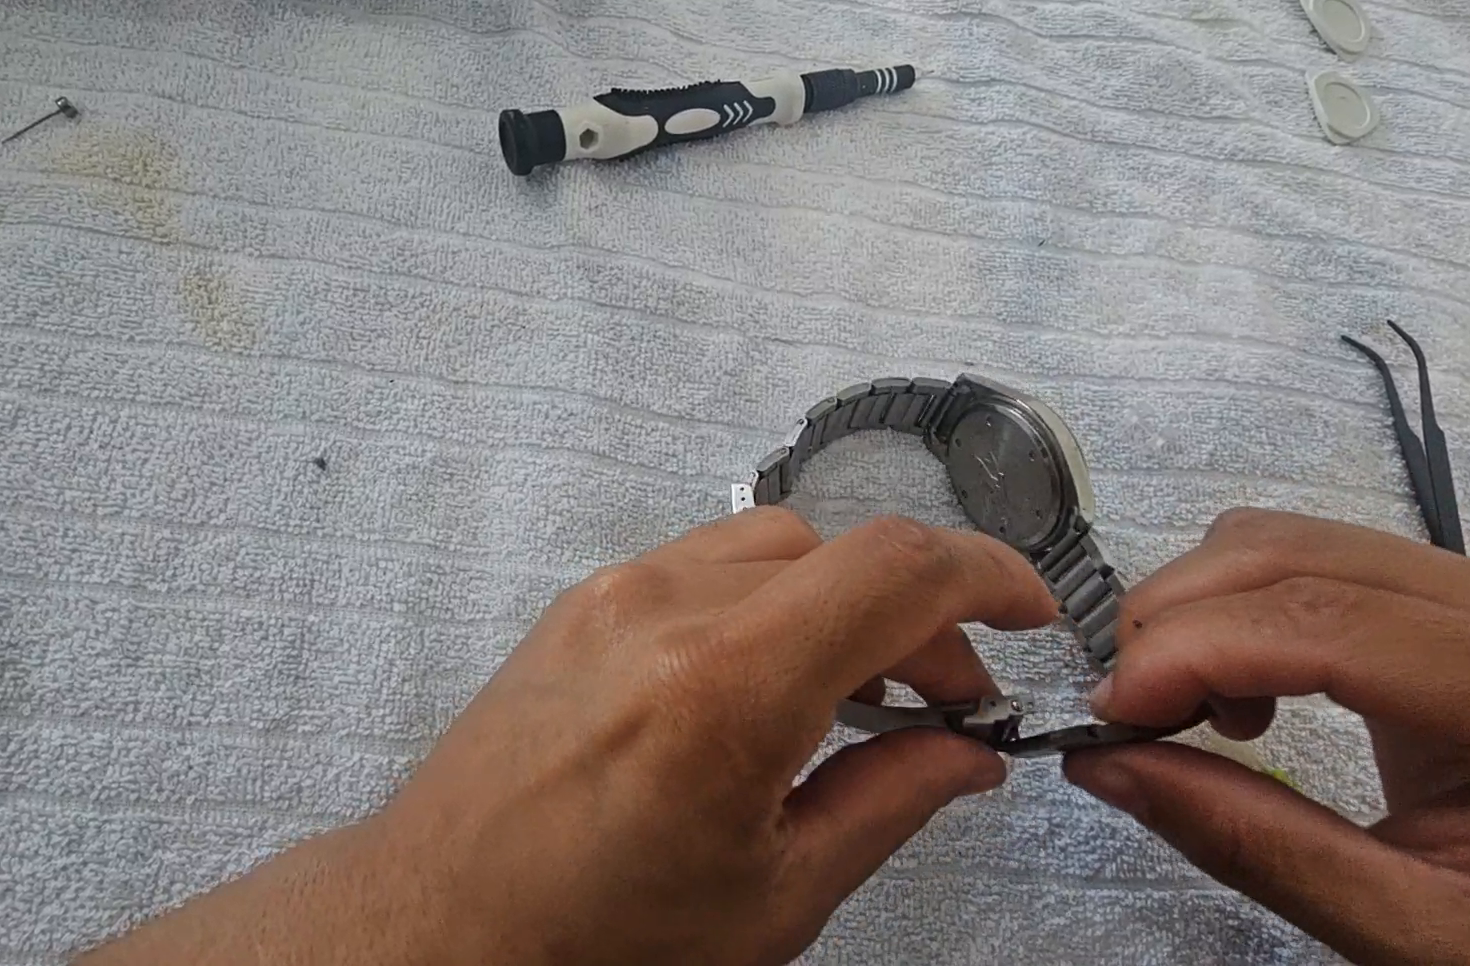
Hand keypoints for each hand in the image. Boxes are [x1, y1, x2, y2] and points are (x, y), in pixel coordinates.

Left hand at [78, 509, 1057, 965]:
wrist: (441, 912)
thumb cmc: (598, 936)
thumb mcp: (772, 897)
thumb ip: (888, 802)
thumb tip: (970, 752)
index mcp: (726, 689)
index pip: (891, 570)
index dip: (984, 571)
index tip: (1028, 608)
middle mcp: (667, 608)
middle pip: (840, 549)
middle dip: (919, 609)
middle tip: (945, 693)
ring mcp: (617, 589)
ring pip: (777, 543)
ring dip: (842, 595)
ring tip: (860, 681)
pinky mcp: (587, 594)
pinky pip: (710, 561)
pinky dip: (773, 593)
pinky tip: (772, 664)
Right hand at [1064, 509, 1469, 964]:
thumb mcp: (1435, 937)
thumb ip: (1261, 848)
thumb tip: (1102, 765)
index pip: (1320, 621)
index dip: (1188, 652)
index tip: (1112, 713)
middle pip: (1280, 555)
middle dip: (1169, 622)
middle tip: (1134, 711)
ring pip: (1277, 541)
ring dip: (1193, 609)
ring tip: (1195, 703)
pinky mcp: (1445, 593)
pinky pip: (1299, 556)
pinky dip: (1228, 605)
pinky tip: (1247, 683)